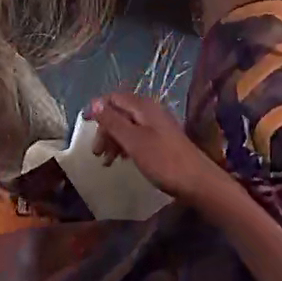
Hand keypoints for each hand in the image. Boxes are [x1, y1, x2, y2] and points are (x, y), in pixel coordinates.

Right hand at [87, 92, 236, 208]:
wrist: (198, 182)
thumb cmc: (163, 161)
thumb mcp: (133, 141)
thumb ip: (113, 121)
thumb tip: (94, 102)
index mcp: (143, 106)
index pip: (113, 98)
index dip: (97, 109)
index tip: (83, 125)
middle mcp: (151, 110)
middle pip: (119, 112)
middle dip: (105, 129)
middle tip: (96, 152)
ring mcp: (158, 125)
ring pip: (128, 125)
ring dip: (113, 140)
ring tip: (106, 161)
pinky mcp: (163, 140)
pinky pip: (137, 136)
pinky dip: (126, 145)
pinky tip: (123, 160)